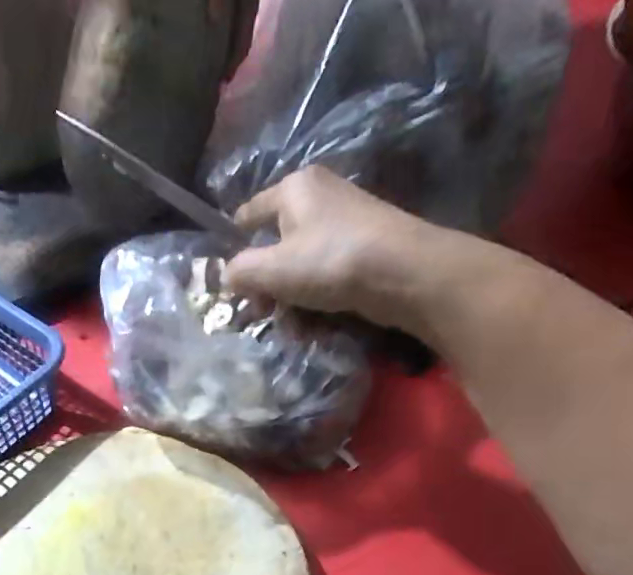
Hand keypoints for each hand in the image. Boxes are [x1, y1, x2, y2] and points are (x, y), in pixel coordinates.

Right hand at [223, 165, 506, 342]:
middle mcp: (319, 197)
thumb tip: (226, 277)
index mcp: (294, 188)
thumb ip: (239, 272)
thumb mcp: (270, 270)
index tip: (227, 282)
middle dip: (264, 285)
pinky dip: (314, 300)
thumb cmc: (330, 261)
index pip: (248, 214)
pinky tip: (312, 327)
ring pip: (298, 266)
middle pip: (274, 245)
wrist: (406, 274)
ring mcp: (344, 223)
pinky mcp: (363, 249)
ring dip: (288, 301)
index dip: (232, 246)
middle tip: (260, 314)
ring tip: (290, 328)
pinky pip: (324, 276)